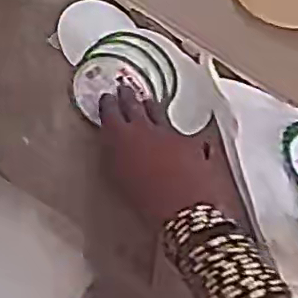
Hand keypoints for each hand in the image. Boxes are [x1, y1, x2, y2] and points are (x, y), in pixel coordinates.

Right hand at [98, 84, 244, 230]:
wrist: (184, 210)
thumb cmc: (146, 202)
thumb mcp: (118, 177)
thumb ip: (115, 155)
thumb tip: (114, 146)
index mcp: (120, 137)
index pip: (110, 112)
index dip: (107, 103)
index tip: (106, 97)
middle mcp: (144, 129)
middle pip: (133, 105)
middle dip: (127, 95)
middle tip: (123, 88)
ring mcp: (170, 133)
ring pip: (157, 112)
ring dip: (150, 105)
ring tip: (147, 100)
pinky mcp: (191, 142)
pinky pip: (181, 131)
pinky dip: (176, 131)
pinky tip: (178, 132)